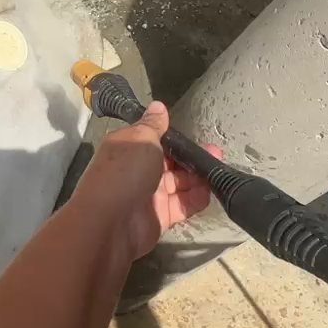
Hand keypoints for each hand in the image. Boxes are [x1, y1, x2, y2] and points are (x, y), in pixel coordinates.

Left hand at [69, 102, 217, 260]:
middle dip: (192, 158)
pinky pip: (182, 205)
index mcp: (128, 149)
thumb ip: (153, 125)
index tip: (196, 135)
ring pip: (178, 183)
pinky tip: (209, 191)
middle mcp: (137, 171)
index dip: (175, 138)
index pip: (155, 140)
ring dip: (198, 177)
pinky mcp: (159, 217)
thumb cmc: (124, 173)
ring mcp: (148, 195)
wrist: (110, 222)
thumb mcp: (140, 139)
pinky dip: (195, 199)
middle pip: (170, 162)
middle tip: (215, 153)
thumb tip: (158, 106)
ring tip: (217, 171)